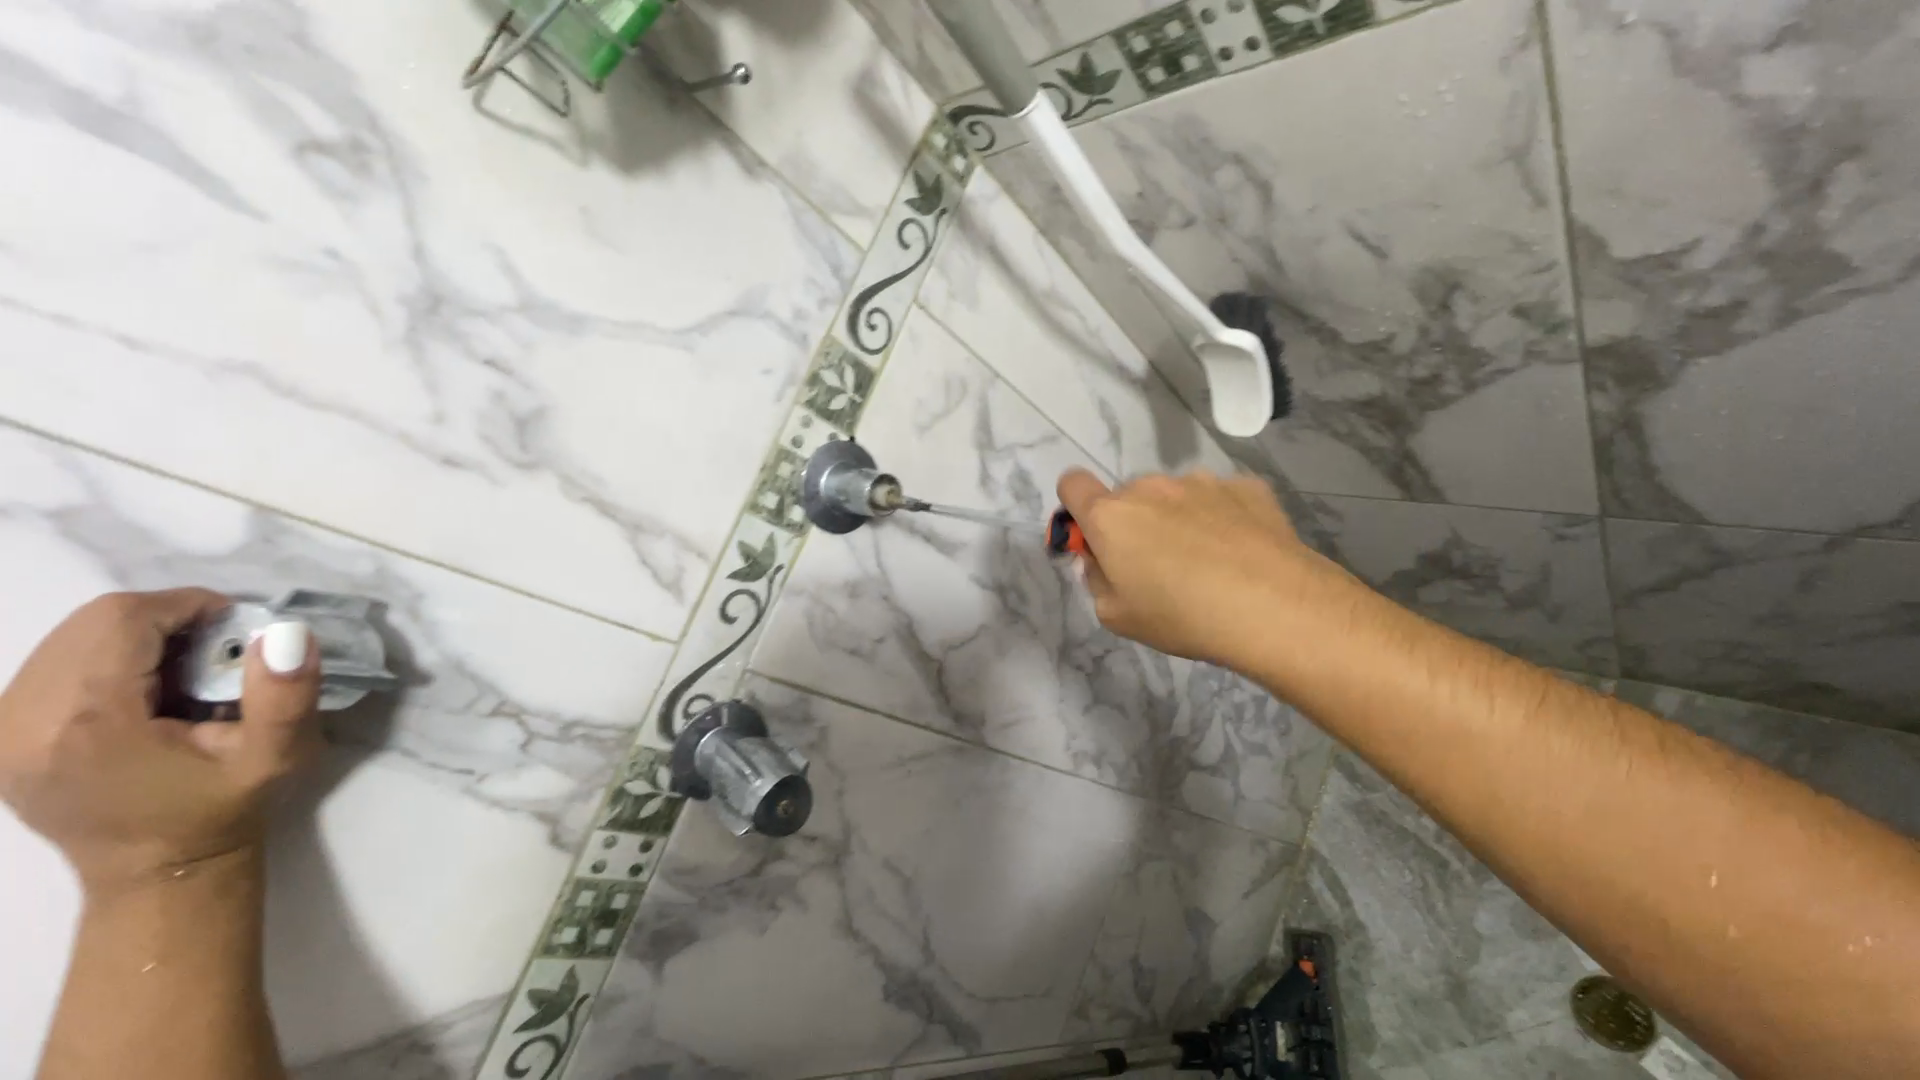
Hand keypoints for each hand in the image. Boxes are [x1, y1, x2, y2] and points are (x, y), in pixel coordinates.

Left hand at [0, 589, 321, 891]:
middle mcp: (21, 719)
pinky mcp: (0, 734)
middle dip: (163, 620)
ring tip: (182, 674)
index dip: (188, 606)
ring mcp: (0, 728)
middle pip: (91, 621)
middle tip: (214, 652)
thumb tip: (284, 635)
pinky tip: (145, 691)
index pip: (124, 618)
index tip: (236, 629)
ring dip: (135, 638)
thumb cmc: (221, 812)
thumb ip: (285, 694)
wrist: (158, 874)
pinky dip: (107, 658)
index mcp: (87, 722)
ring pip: (69, 637)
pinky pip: (52, 663)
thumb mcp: (275, 758)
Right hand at [1057, 469, 1362, 666]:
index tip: (1095, 540)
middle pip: (1129, 497)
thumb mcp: (1116, 616)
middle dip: (1135, 524)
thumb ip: (1097, 579)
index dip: (1077, 508)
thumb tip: (1102, 560)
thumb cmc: (1181, 616)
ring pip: (1176, 496)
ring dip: (1179, 519)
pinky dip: (1223, 519)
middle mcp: (1150, 487)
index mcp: (1110, 516)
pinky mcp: (1246, 487)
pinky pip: (1221, 499)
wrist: (1273, 606)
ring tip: (1209, 564)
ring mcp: (1201, 482)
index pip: (1072, 484)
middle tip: (1158, 569)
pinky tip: (1242, 554)